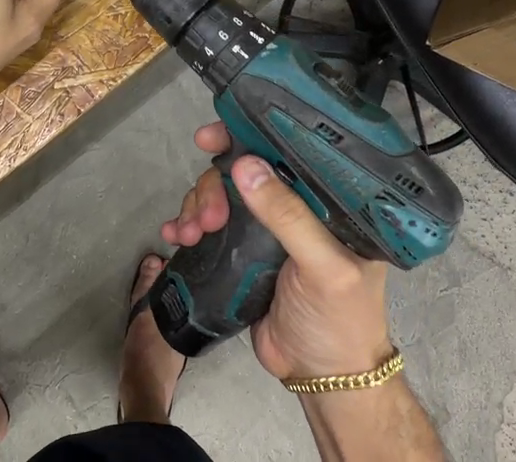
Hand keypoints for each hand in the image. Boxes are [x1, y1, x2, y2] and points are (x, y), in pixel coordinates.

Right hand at [160, 123, 392, 381]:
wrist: (321, 379)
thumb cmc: (341, 320)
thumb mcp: (324, 267)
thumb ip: (288, 216)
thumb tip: (244, 164)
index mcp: (326, 201)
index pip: (286, 152)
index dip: (248, 136)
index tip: (211, 138)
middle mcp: (294, 206)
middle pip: (242, 171)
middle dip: (215, 186)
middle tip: (208, 217)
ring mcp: (263, 229)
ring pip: (219, 194)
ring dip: (197, 206)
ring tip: (189, 234)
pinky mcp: (239, 251)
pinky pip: (206, 224)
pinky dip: (186, 224)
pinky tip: (175, 236)